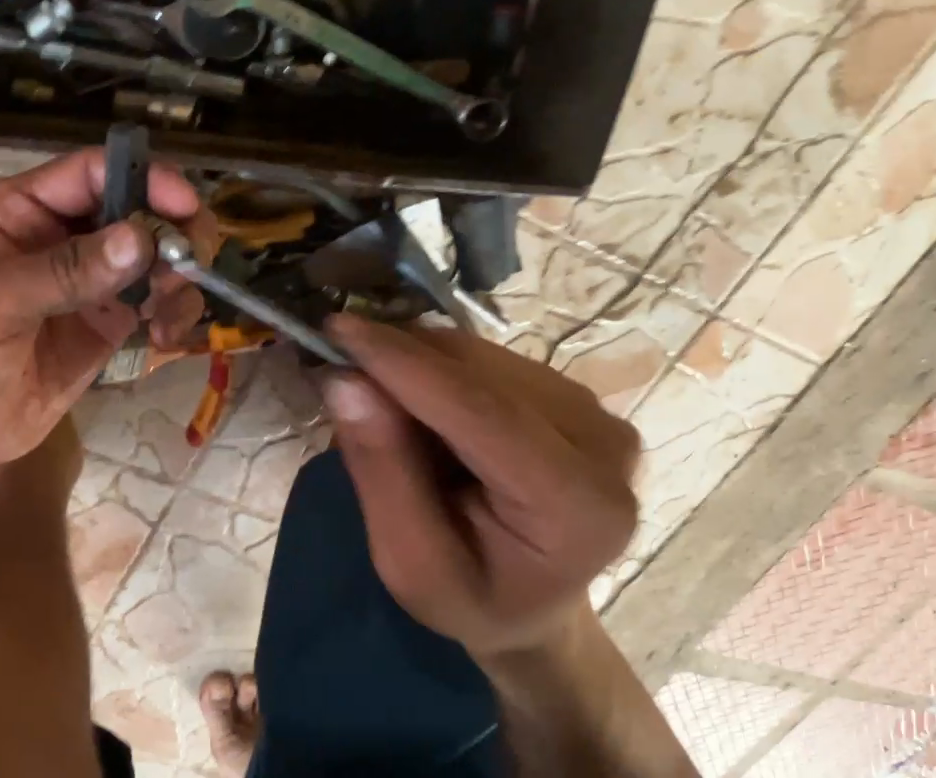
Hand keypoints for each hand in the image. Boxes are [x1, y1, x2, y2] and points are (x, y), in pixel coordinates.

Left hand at [0, 149, 205, 475]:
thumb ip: (65, 271)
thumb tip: (141, 240)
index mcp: (17, 211)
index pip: (89, 173)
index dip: (142, 177)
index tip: (185, 206)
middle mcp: (58, 235)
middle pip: (133, 205)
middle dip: (172, 228)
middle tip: (195, 261)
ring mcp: (87, 279)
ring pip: (154, 253)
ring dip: (179, 274)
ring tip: (171, 312)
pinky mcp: (108, 320)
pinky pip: (156, 300)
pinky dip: (175, 310)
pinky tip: (165, 337)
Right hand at [321, 315, 639, 656]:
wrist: (530, 606)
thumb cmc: (470, 597)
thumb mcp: (409, 563)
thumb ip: (383, 472)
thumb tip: (345, 380)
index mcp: (577, 506)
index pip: (480, 411)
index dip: (404, 365)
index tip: (334, 328)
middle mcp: (603, 444)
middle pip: (478, 372)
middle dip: (397, 358)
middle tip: (333, 364)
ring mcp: (593, 410)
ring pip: (478, 354)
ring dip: (412, 361)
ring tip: (376, 400)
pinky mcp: (572, 391)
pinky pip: (484, 356)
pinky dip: (433, 365)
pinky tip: (415, 402)